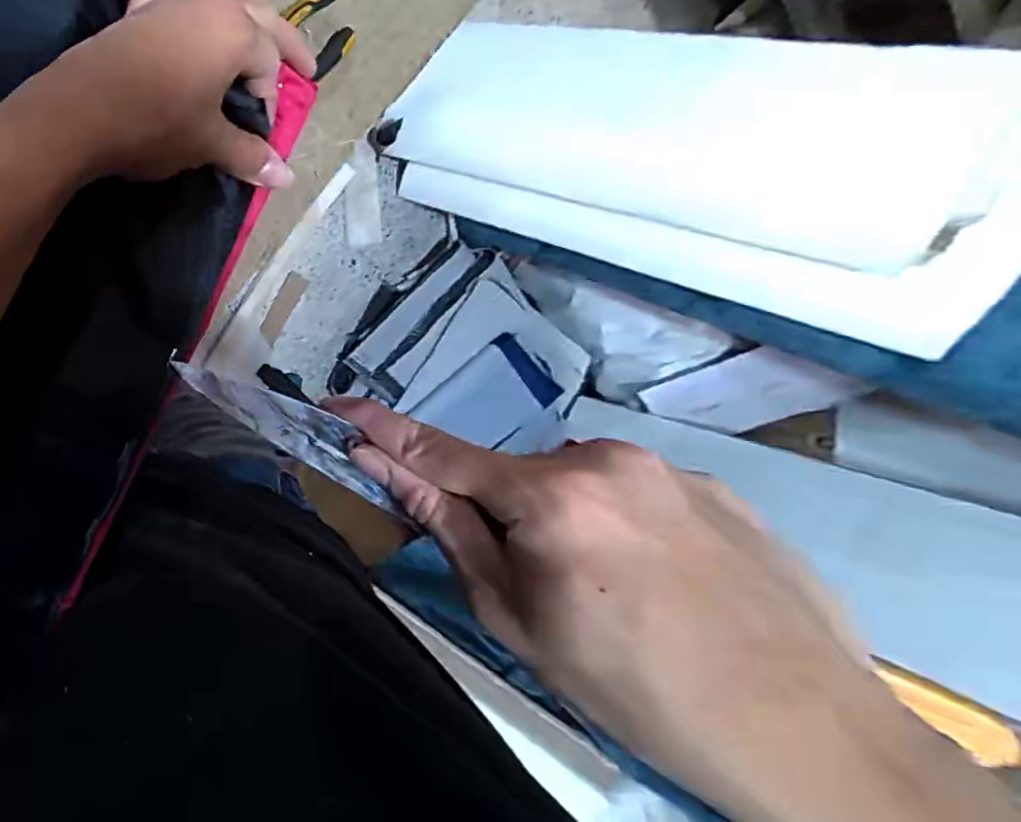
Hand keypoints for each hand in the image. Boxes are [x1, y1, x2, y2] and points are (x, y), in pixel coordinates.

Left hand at [0, 0, 313, 187]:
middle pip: (261, 19)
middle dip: (279, 48)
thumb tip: (287, 179)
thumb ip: (248, 155)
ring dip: (241, 10)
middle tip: (295, 73)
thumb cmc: (151, 126)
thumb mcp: (205, 142)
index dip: (267, 102)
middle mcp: (213, 4)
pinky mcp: (139, 6)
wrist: (77, 115)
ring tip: (245, 38)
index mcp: (239, 33)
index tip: (255, 134)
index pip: (269, 66)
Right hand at [323, 398, 1019, 821]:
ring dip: (562, 513)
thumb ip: (446, 528)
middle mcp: (606, 461)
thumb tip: (382, 467)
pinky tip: (663, 581)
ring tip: (611, 586)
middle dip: (500, 508)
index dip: (378, 429)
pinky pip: (634, 490)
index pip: (437, 451)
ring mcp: (670, 470)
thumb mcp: (514, 617)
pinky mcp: (720, 488)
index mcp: (549, 497)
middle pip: (513, 472)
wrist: (817, 746)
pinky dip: (620, 521)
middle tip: (533, 578)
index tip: (334, 407)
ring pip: (574, 478)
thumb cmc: (633, 688)